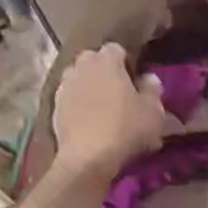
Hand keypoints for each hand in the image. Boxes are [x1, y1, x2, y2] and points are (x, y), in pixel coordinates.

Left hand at [51, 43, 165, 177]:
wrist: (88, 158)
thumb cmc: (126, 130)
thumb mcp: (153, 113)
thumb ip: (153, 91)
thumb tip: (149, 78)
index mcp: (107, 60)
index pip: (116, 49)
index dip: (126, 63)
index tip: (133, 81)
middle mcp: (82, 66)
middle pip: (93, 61)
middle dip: (103, 72)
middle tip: (117, 94)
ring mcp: (64, 86)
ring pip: (78, 79)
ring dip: (88, 88)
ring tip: (100, 109)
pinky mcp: (54, 108)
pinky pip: (69, 100)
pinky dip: (77, 107)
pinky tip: (87, 124)